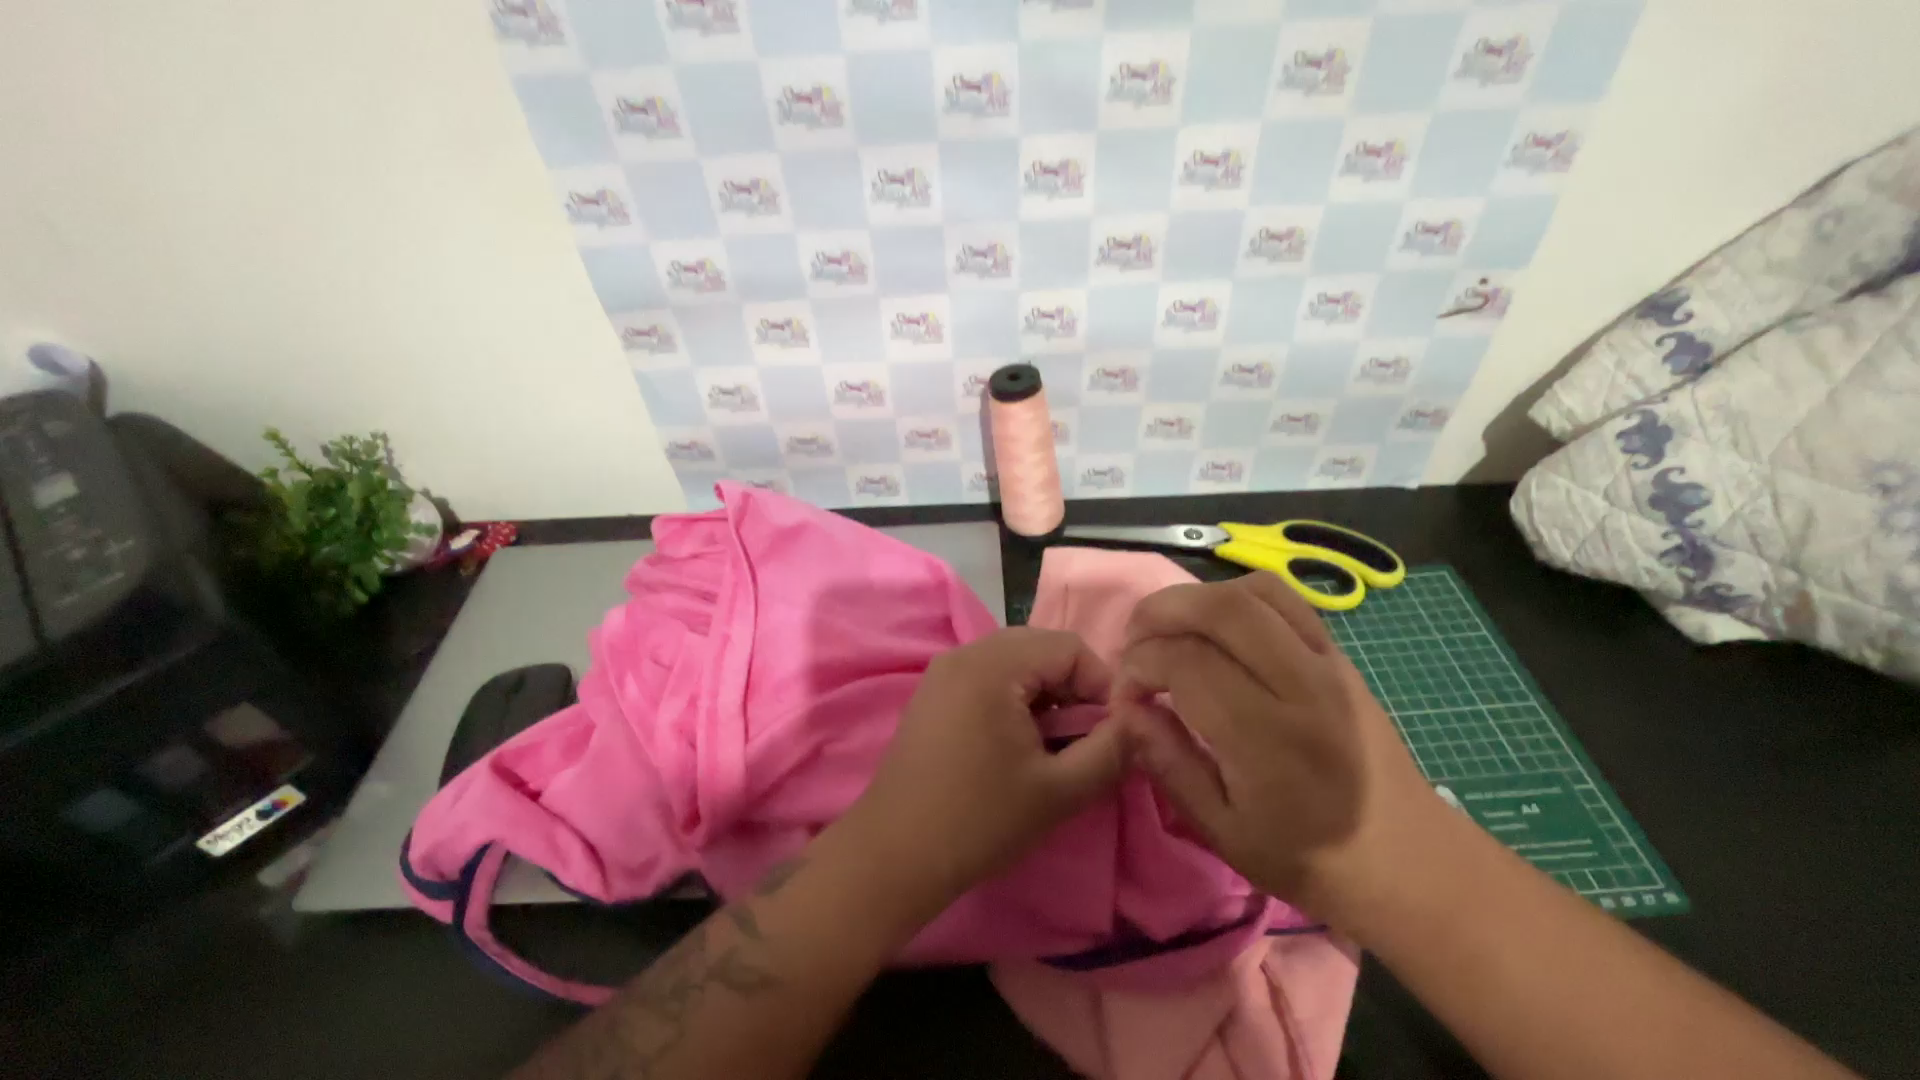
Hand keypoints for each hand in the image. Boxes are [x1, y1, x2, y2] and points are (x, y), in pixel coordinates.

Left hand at [838, 627, 1130, 912]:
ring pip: (1016, 664)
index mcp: (993, 664)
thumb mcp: (1060, 790)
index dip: (1105, 687)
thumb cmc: (980, 820)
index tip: (1117, 733)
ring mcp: (943, 673)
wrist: (894, 856)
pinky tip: (1020, 746)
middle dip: (1076, 689)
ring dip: (1047, 696)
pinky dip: (1016, 701)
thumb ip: (1113, 750)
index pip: (1071, 647)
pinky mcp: (932, 696)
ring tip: (1056, 746)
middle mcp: (964, 653)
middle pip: (1042, 649)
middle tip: (1088, 739)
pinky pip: (989, 679)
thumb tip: (1144, 724)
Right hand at [1111, 574, 1440, 915]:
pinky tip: (1217, 630)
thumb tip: (1127, 711)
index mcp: (1267, 737)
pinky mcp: (1342, 656)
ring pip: (1255, 591)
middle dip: (1159, 612)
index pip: (1186, 662)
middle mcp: (1301, 685)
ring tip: (1170, 629)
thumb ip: (1169, 763)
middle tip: (1132, 644)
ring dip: (1199, 597)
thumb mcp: (1222, 830)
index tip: (1126, 697)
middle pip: (1220, 608)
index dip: (1139, 667)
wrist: (1406, 860)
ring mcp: (1329, 663)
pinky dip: (1239, 599)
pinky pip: (1286, 602)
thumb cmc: (1306, 857)